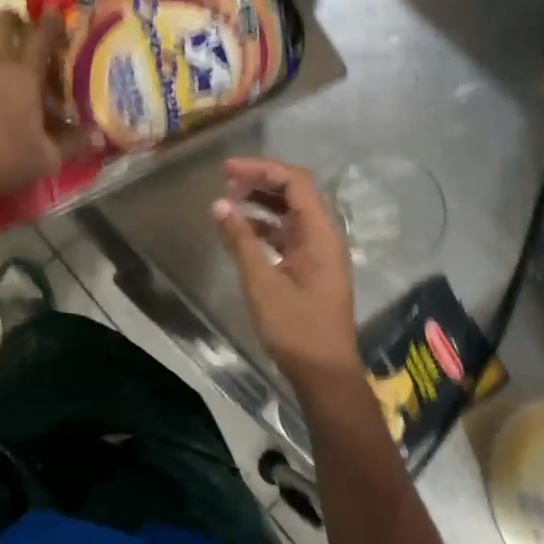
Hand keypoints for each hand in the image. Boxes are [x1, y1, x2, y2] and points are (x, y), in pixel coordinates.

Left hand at [0, 12, 64, 221]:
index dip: (51, 21)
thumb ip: (74, 143)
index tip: (54, 11)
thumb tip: (99, 137)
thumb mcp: (47, 158)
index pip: (42, 36)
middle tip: (17, 27)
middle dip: (11, 19)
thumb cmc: (6, 163)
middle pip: (2, 22)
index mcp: (25, 76)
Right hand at [213, 158, 362, 389]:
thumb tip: (219, 204)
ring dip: (262, 202)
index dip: (262, 169)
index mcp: (321, 233)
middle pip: (295, 192)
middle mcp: (325, 236)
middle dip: (260, 181)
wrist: (325, 374)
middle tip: (225, 182)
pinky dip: (265, 225)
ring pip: (291, 212)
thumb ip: (240, 240)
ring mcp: (320, 252)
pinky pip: (288, 233)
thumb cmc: (296, 328)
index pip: (295, 181)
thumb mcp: (262, 283)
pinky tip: (241, 230)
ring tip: (228, 202)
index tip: (227, 170)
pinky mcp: (312, 268)